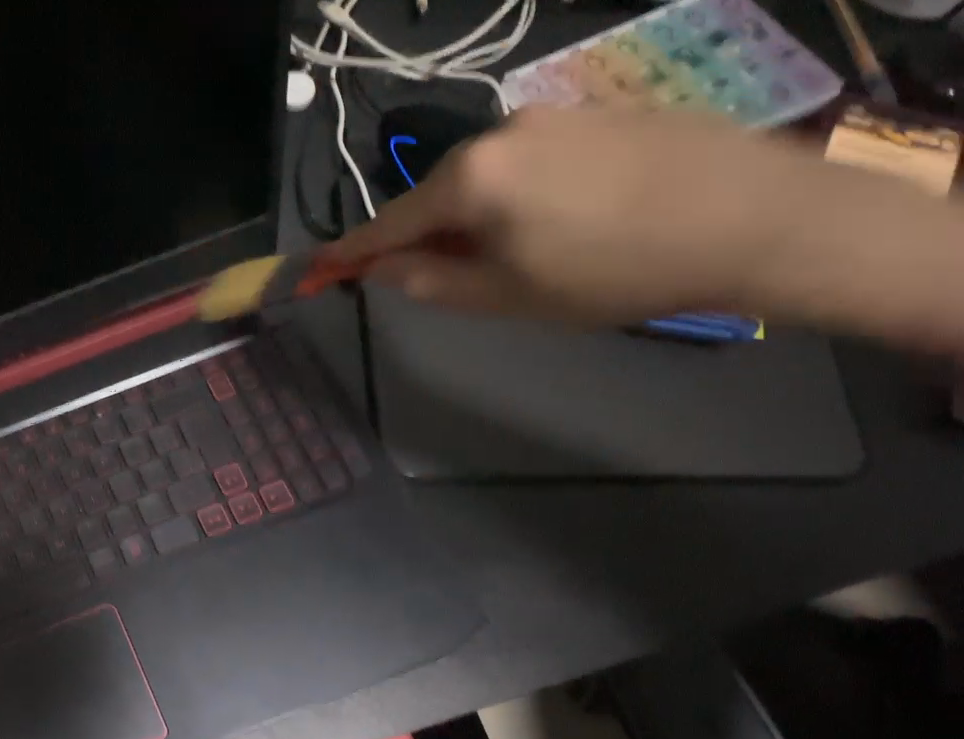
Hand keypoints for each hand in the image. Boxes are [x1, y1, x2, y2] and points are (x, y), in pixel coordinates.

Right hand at [325, 106, 852, 323]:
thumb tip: (384, 268)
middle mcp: (501, 131)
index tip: (314, 270)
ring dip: (480, 217)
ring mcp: (553, 115)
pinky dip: (522, 194)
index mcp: (469, 178)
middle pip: (436, 195)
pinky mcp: (597, 112)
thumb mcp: (505, 296)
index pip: (388, 223)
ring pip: (485, 177)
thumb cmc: (612, 272)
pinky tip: (567, 223)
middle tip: (456, 282)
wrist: (755, 217)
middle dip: (430, 236)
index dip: (349, 253)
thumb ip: (429, 281)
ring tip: (526, 258)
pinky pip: (531, 160)